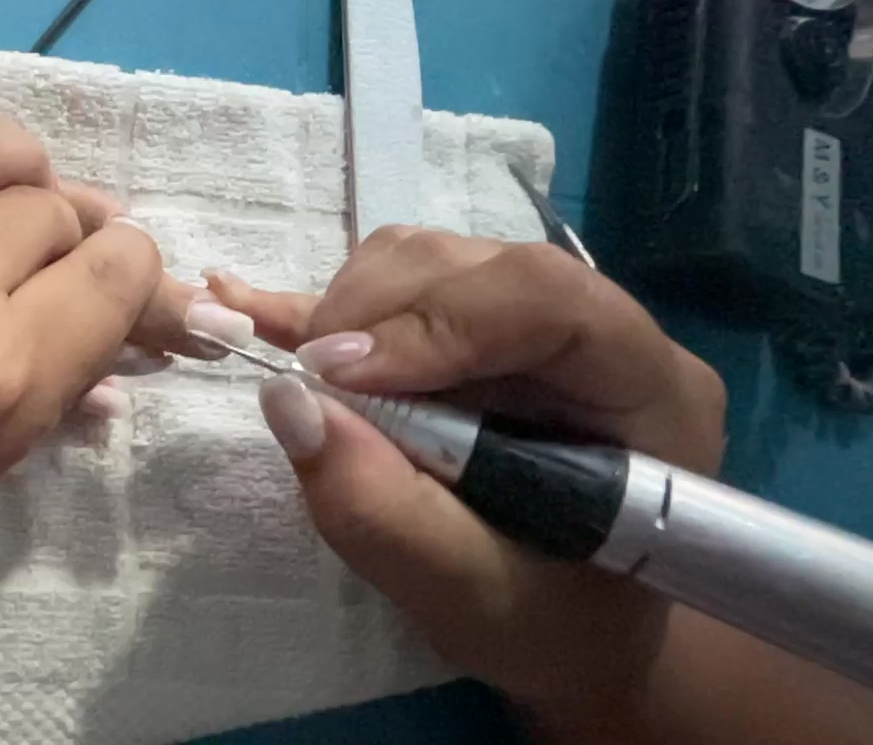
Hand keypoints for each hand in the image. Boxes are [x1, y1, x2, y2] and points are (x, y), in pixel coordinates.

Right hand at [207, 228, 725, 717]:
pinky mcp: (438, 320)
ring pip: (406, 259)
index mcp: (636, 384)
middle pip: (459, 263)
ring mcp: (504, 311)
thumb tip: (286, 399)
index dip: (433, 320)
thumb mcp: (471, 593)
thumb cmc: (543, 613)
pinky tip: (235, 301)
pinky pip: (366, 286)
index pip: (541, 296)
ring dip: (335, 311)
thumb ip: (385, 511)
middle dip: (366, 314)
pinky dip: (297, 304)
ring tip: (310, 380)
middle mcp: (578, 324)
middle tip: (315, 386)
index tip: (342, 376)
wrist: (552, 609)